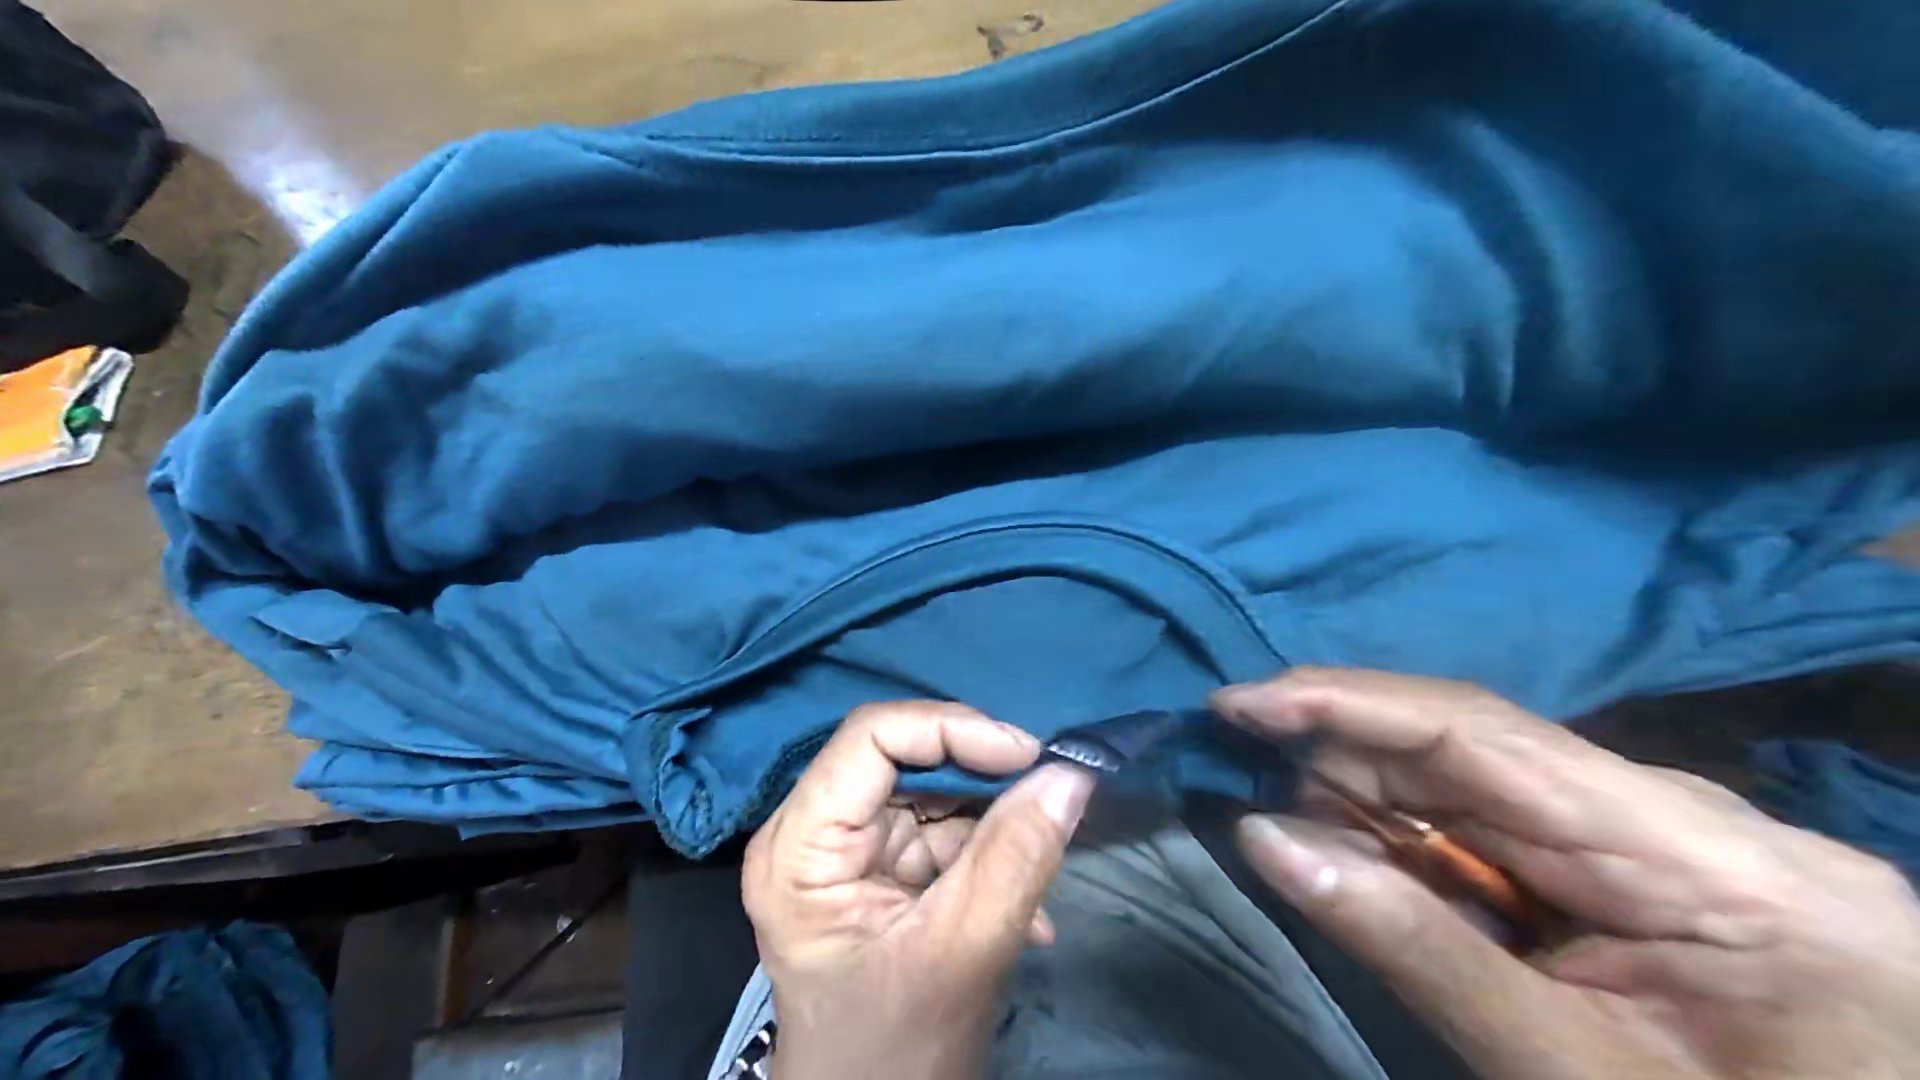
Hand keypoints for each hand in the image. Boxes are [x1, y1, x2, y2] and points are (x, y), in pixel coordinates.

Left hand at [742, 701, 1094, 1079]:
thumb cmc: (894, 1056)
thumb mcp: (960, 957)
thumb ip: (1016, 858)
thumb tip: (1070, 774)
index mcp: (802, 846)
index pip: (871, 737)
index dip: (949, 727)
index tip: (1024, 754)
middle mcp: (813, 831)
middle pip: (900, 756)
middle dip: (979, 770)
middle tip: (1045, 786)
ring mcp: (845, 849)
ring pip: (927, 788)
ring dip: (991, 816)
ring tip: (1041, 852)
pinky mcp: (877, 868)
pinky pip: (937, 830)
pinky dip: (986, 851)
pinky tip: (1026, 904)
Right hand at [1215, 668, 1919, 1079]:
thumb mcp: (1565, 1074)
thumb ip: (1410, 944)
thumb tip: (1259, 836)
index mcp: (1713, 859)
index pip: (1483, 732)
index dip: (1342, 701)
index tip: (1235, 704)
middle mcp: (1679, 814)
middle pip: (1464, 747)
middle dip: (1341, 763)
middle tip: (1246, 786)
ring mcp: (1655, 831)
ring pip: (1465, 778)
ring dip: (1366, 803)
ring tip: (1297, 831)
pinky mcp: (1629, 855)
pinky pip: (1488, 817)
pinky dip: (1410, 838)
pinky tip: (1367, 858)